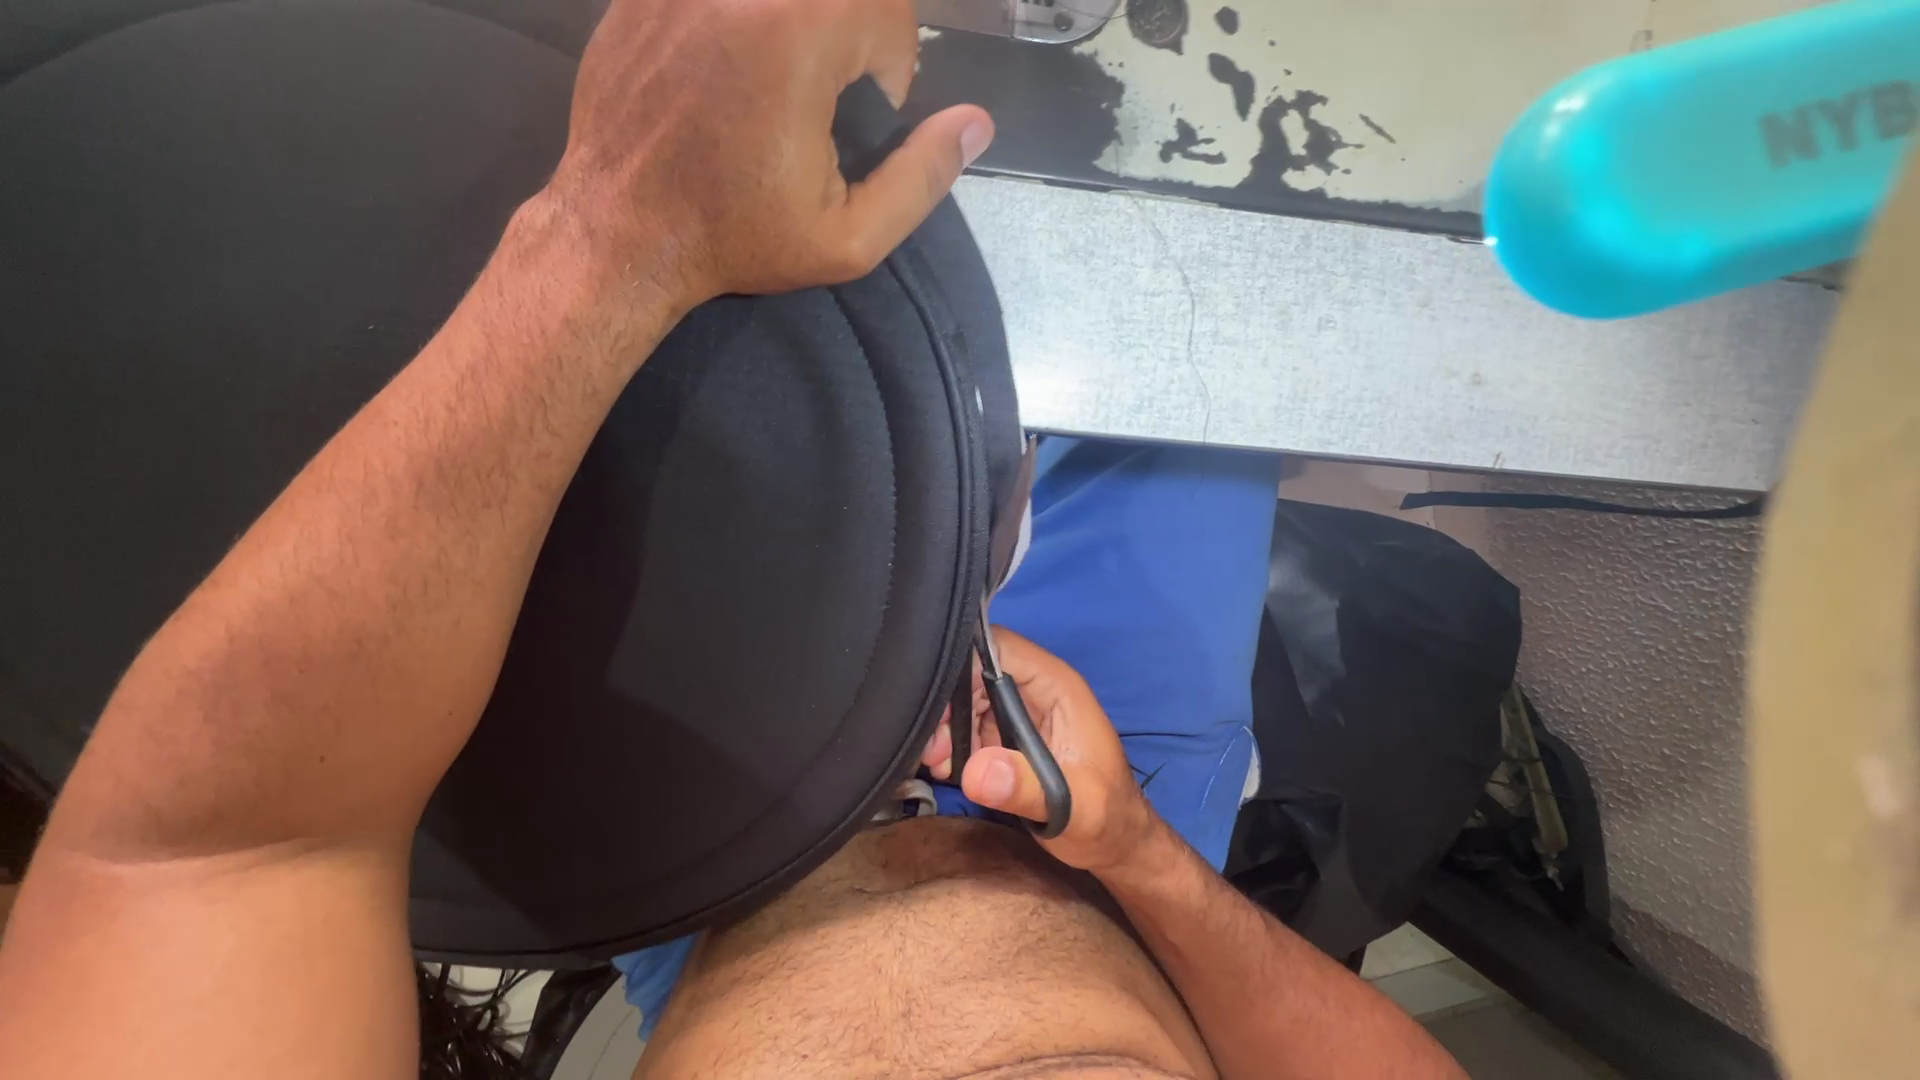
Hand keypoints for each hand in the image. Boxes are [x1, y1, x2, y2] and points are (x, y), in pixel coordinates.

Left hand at [547, 0, 993, 309]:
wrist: (622, 231)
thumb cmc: (737, 239)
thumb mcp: (847, 238)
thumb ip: (921, 178)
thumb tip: (976, 124)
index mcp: (799, 31)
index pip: (890, 12)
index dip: (889, 74)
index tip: (853, 126)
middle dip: (848, 42)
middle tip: (816, 109)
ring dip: (799, 32)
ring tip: (772, 92)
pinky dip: (742, 25)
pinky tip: (721, 79)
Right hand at [920, 631, 1157, 873]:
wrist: (1116, 845)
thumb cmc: (1107, 821)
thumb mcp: (1074, 808)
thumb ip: (1027, 788)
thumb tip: (977, 770)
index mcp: (1056, 686)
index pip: (999, 647)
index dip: (962, 667)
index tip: (939, 711)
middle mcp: (1035, 690)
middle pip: (974, 671)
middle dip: (946, 705)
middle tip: (933, 748)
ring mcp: (1020, 712)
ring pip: (966, 697)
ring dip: (946, 728)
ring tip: (937, 764)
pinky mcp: (1007, 735)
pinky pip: (969, 724)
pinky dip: (952, 744)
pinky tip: (946, 770)